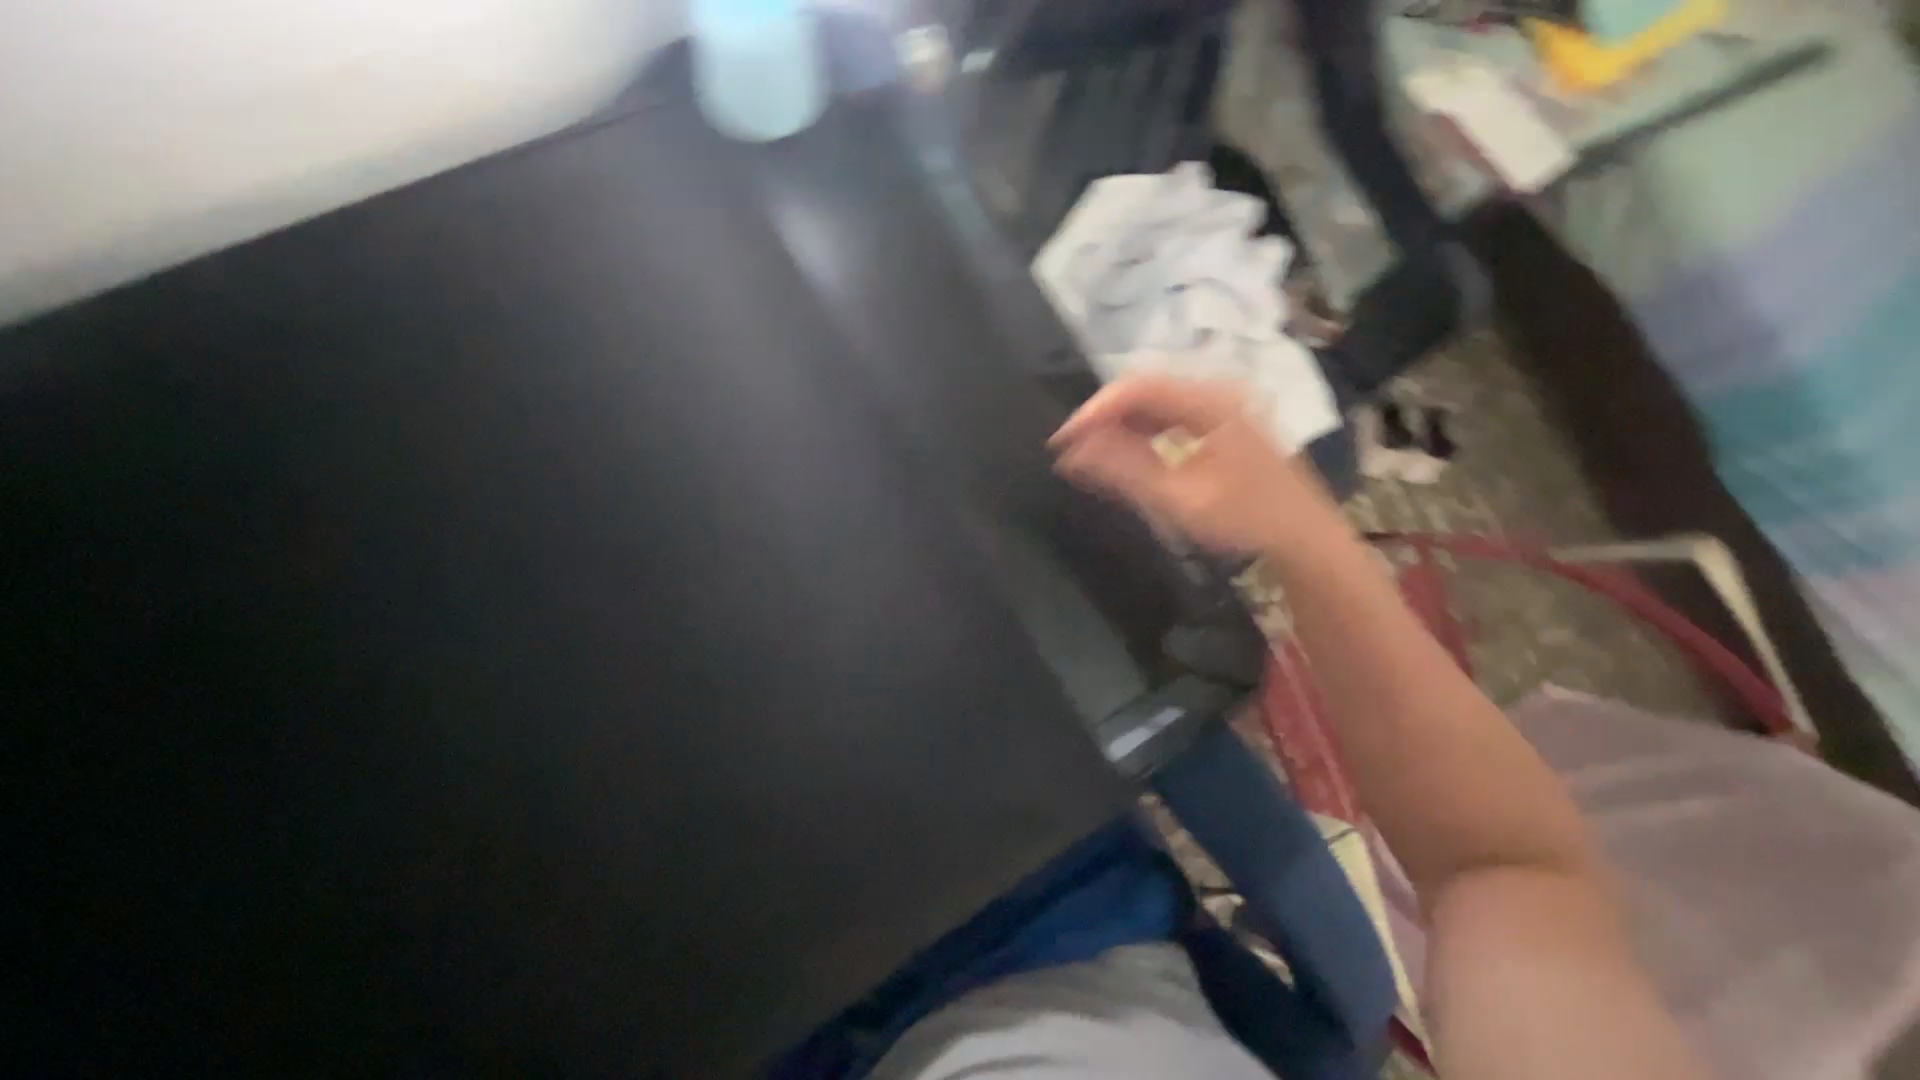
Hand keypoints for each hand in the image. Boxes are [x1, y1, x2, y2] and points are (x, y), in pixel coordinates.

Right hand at [1048, 376, 1342, 555]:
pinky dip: (1140, 434)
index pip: (1137, 387)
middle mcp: (1215, 391)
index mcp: (1209, 401)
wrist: (1303, 536)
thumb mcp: (1178, 498)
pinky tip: (1122, 457)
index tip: (1061, 440)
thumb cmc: (1245, 519)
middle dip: (1102, 418)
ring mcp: (1220, 405)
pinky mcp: (1220, 422)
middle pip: (1144, 390)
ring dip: (1119, 426)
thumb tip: (1071, 451)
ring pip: (1154, 403)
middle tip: (1069, 449)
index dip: (1093, 410)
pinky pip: (1169, 417)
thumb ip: (1123, 470)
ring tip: (1088, 456)